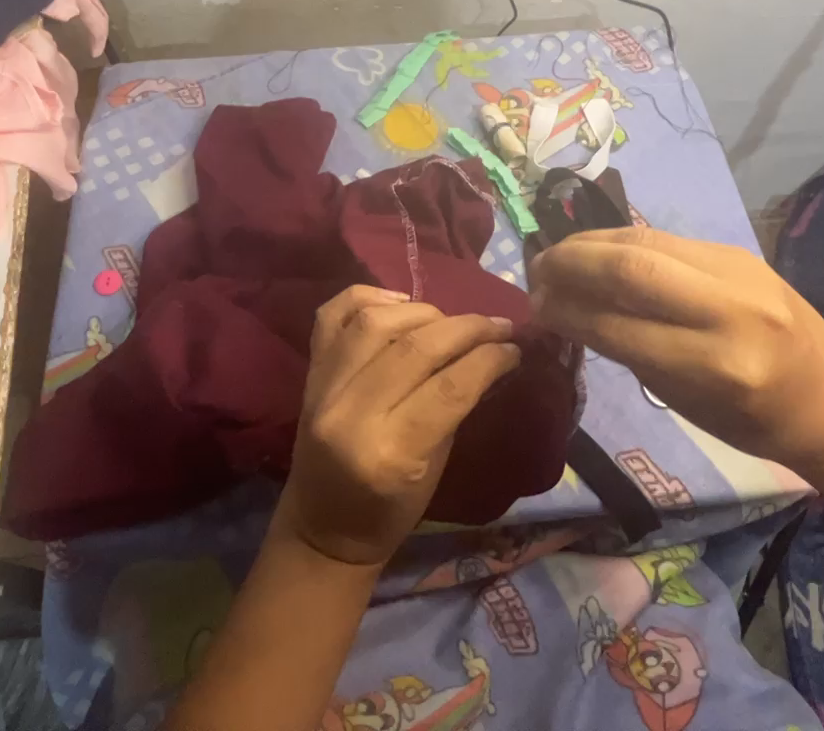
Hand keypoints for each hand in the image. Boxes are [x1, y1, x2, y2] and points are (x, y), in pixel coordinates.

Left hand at [278, 287, 521, 566]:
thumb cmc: (387, 512)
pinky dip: (367, 297)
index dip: (489, 359)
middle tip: (499, 325)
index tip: (516, 347)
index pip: (448, 388)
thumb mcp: (435, 469)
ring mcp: (321, 389)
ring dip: (423, 311)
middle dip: (466, 328)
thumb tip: (489, 356)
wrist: (321, 526)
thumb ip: (455, 409)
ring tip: (451, 321)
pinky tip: (398, 303)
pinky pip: (332, 315)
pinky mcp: (307, 373)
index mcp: (389, 453)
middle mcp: (350, 414)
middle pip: (415, 348)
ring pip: (375, 323)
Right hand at [528, 228, 823, 472]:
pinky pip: (663, 238)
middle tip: (535, 272)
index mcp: (716, 368)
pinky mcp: (737, 251)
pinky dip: (617, 241)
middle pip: (630, 269)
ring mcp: (738, 272)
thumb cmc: (751, 420)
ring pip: (644, 241)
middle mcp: (730, 312)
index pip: (618, 327)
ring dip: (588, 244)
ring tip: (554, 257)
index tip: (535, 309)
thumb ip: (628, 348)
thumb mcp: (682, 399)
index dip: (566, 312)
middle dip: (570, 264)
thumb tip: (567, 309)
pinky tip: (593, 250)